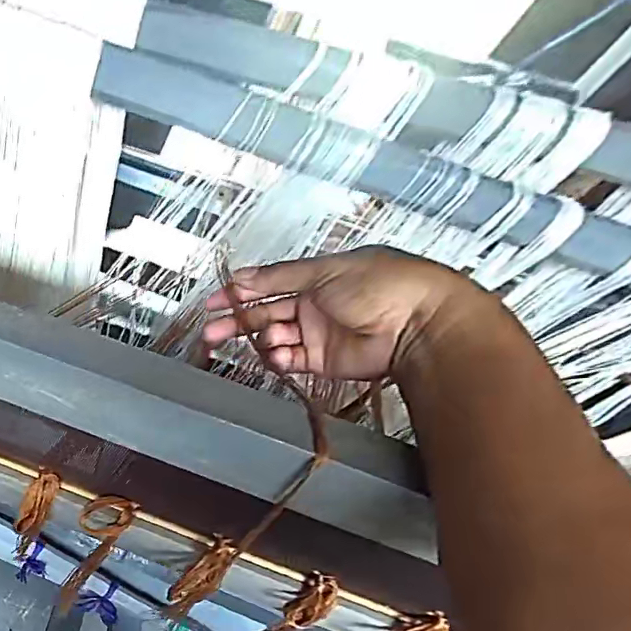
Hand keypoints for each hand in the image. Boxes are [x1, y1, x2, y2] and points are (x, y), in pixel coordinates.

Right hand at [201, 247, 503, 380]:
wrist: (418, 326)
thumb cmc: (385, 287)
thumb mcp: (327, 270)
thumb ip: (280, 275)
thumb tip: (242, 275)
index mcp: (317, 277)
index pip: (269, 285)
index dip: (240, 293)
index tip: (214, 302)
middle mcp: (314, 305)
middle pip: (264, 313)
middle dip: (237, 322)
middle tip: (212, 331)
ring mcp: (316, 334)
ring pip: (273, 338)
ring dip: (260, 341)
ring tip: (263, 341)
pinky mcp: (319, 360)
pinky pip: (288, 360)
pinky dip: (279, 359)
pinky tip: (280, 356)